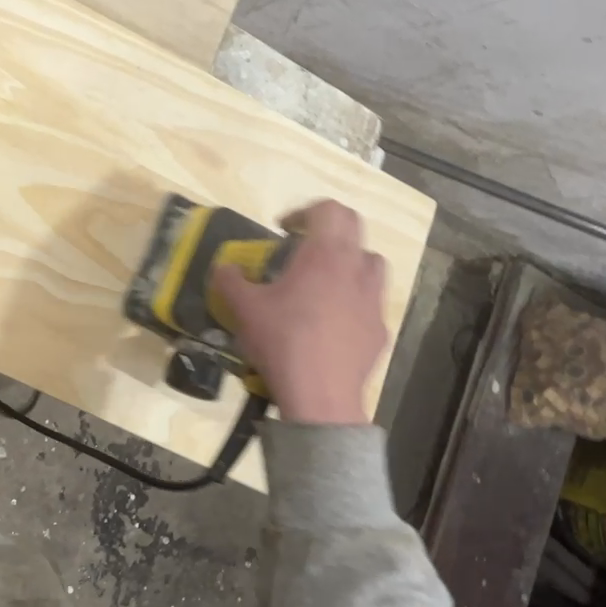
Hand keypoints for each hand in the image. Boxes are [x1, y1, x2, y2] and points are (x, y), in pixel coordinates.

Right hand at [213, 200, 387, 425]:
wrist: (320, 396)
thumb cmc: (281, 340)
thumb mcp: (242, 307)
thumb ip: (229, 279)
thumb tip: (225, 268)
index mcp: (324, 255)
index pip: (328, 210)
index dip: (304, 211)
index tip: (283, 228)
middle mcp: (355, 269)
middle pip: (353, 227)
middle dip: (326, 229)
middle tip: (301, 246)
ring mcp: (373, 299)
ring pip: (370, 262)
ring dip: (348, 260)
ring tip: (322, 278)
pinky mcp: (380, 328)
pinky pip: (370, 300)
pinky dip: (353, 298)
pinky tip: (331, 320)